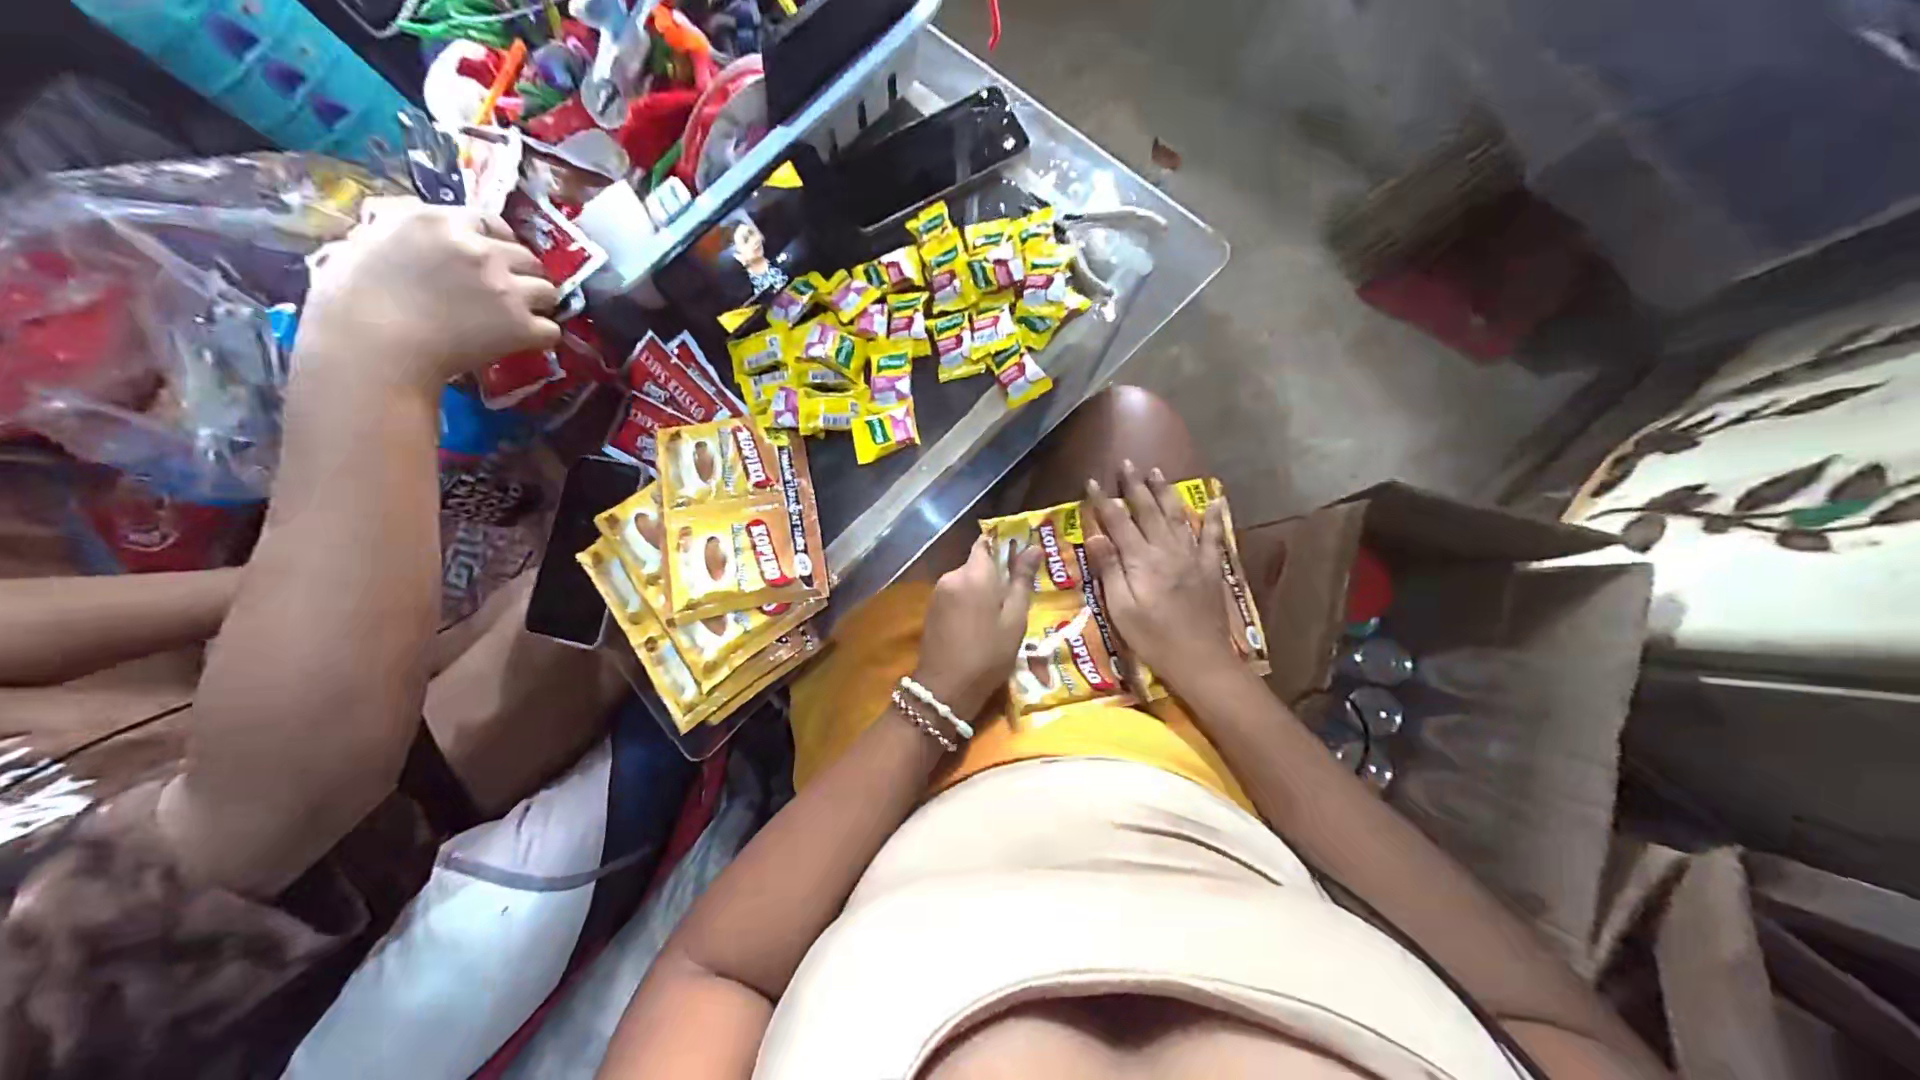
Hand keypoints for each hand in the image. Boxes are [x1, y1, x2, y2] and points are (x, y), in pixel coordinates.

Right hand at [298, 197, 561, 391]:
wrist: (373, 345)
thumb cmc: (352, 297)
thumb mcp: (363, 238)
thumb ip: (394, 224)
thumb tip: (401, 217)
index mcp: (439, 222)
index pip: (491, 222)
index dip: (500, 241)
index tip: (500, 257)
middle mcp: (481, 251)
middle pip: (528, 258)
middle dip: (524, 274)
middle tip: (512, 293)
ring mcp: (506, 289)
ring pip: (548, 291)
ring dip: (539, 304)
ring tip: (522, 317)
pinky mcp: (522, 325)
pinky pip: (552, 330)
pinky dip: (543, 337)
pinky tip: (527, 342)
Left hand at [914, 536, 1042, 721]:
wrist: (945, 688)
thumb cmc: (989, 654)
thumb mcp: (1015, 619)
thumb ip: (1022, 580)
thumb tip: (1034, 547)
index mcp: (975, 574)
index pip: (987, 543)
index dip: (1004, 547)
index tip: (1020, 560)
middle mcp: (953, 575)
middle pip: (977, 563)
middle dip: (995, 574)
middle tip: (1016, 596)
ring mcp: (938, 592)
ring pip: (966, 580)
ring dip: (981, 590)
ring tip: (1000, 615)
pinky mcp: (931, 608)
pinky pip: (955, 594)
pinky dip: (968, 602)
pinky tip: (980, 624)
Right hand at [1083, 460, 1238, 692]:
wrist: (1200, 659)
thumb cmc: (1152, 638)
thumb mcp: (1121, 608)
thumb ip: (1109, 569)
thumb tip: (1095, 535)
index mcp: (1141, 560)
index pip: (1117, 522)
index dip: (1103, 501)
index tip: (1091, 482)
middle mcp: (1166, 550)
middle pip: (1148, 511)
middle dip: (1134, 486)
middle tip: (1126, 464)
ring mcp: (1191, 556)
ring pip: (1176, 516)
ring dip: (1165, 493)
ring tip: (1157, 472)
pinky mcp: (1209, 568)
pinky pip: (1212, 536)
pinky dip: (1214, 517)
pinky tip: (1216, 501)